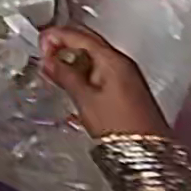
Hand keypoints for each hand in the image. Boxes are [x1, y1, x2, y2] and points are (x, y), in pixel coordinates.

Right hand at [39, 26, 171, 137]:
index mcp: (112, 60)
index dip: (57, 36)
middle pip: (88, 41)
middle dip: (65, 42)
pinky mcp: (126, 88)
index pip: (80, 36)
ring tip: (54, 66)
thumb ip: (65, 76)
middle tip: (44, 50)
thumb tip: (48, 61)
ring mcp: (126, 74)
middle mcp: (122, 62)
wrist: (150, 154)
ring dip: (73, 56)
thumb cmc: (120, 127)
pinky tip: (72, 79)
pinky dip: (83, 68)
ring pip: (94, 54)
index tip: (40, 42)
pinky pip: (100, 67)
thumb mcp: (85, 100)